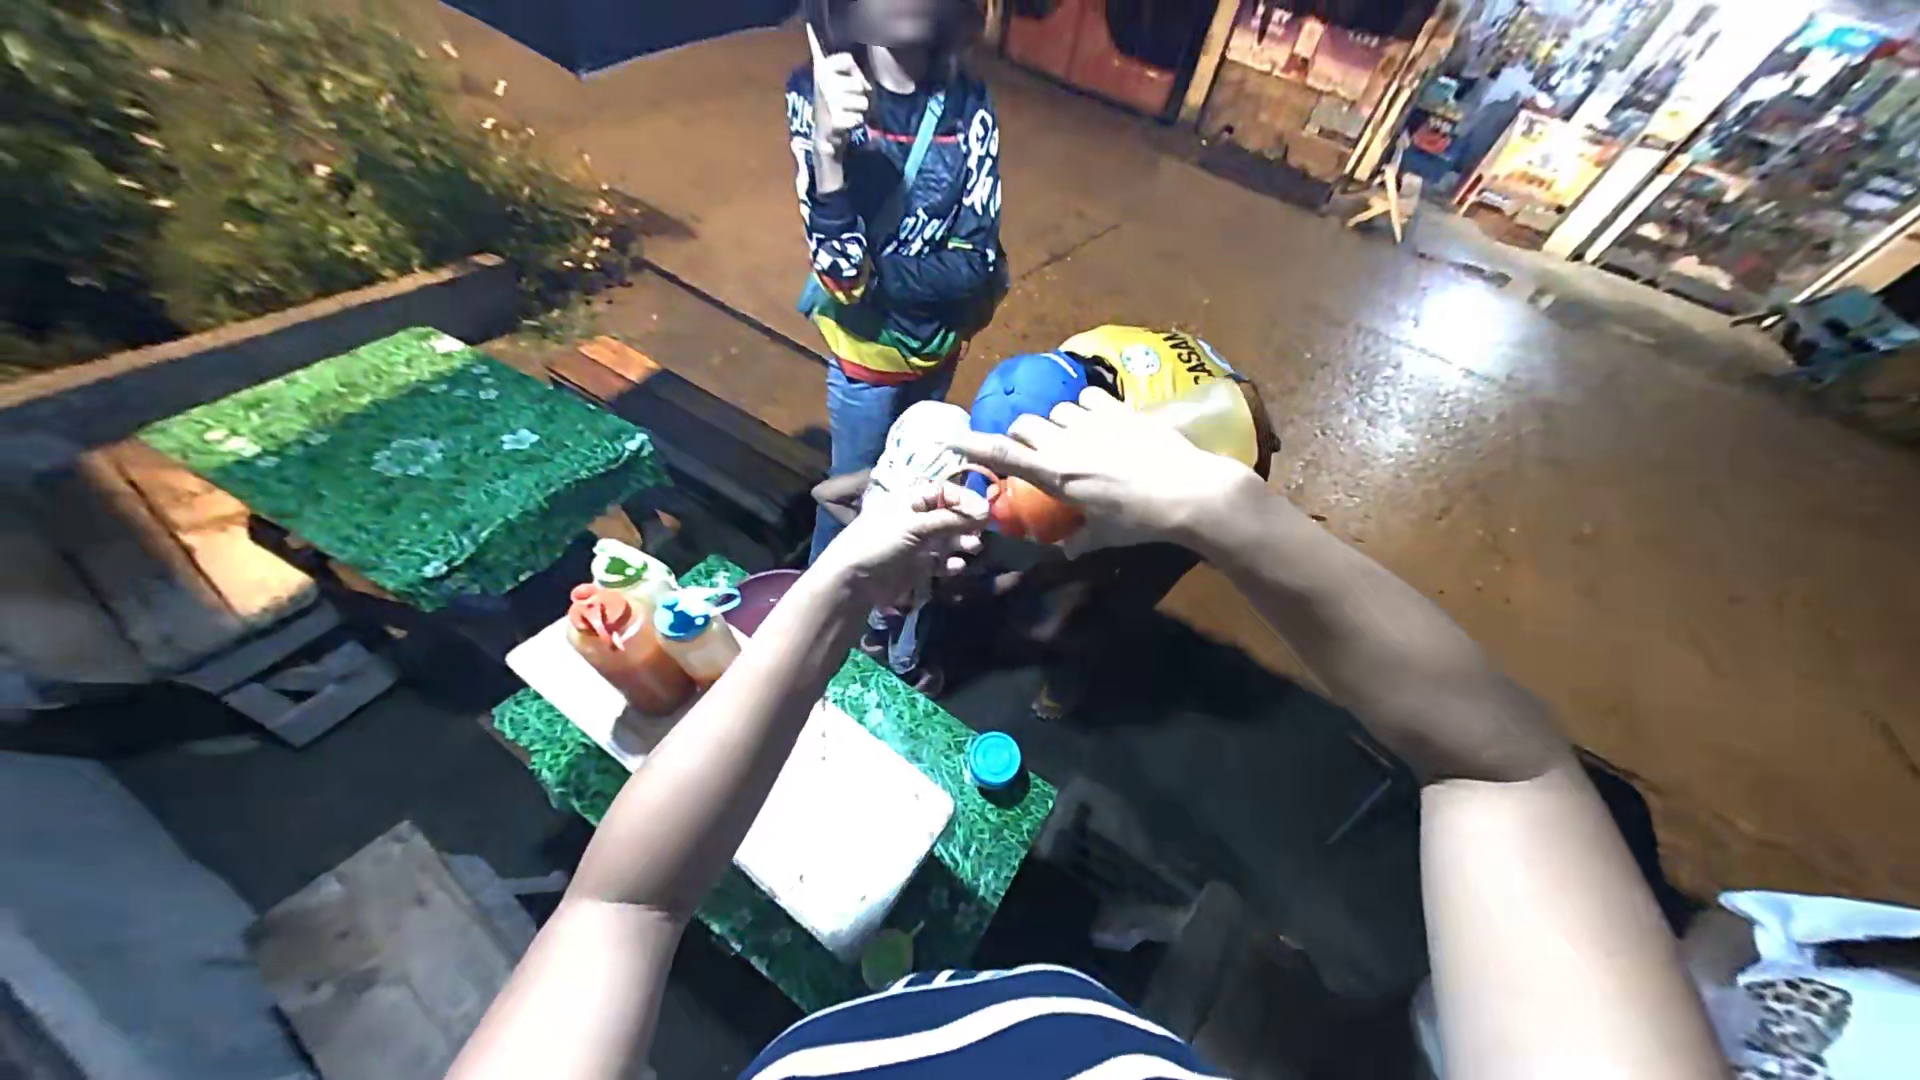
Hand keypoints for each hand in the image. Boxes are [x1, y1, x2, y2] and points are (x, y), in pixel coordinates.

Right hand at [808, 24, 870, 158]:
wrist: (823, 133)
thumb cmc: (833, 104)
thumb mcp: (835, 79)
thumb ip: (851, 70)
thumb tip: (867, 86)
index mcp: (821, 68)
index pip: (847, 59)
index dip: (856, 72)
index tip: (851, 81)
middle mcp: (823, 82)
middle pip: (859, 84)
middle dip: (860, 96)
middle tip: (848, 103)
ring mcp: (828, 101)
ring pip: (862, 102)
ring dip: (859, 110)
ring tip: (848, 113)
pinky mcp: (835, 120)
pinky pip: (858, 118)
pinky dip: (855, 122)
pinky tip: (846, 124)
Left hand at [811, 482, 987, 608]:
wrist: (853, 581)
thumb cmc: (879, 542)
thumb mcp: (914, 526)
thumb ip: (950, 519)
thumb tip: (986, 511)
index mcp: (911, 499)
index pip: (946, 492)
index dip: (967, 500)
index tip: (986, 511)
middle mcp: (917, 518)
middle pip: (951, 516)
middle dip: (968, 524)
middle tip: (982, 532)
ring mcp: (919, 542)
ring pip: (950, 539)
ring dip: (963, 544)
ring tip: (972, 549)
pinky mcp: (919, 565)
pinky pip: (943, 561)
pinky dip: (952, 563)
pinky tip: (956, 567)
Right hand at [947, 387, 1263, 551]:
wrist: (1189, 491)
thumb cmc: (1140, 520)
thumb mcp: (1105, 535)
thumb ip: (1080, 540)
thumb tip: (1066, 549)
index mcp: (1055, 474)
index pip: (1003, 455)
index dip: (975, 445)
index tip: (954, 439)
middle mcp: (1065, 442)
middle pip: (1023, 425)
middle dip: (1021, 435)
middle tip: (1034, 450)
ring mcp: (1092, 421)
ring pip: (1055, 409)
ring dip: (1055, 423)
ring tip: (1073, 436)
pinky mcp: (1119, 408)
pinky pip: (1087, 396)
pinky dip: (1084, 407)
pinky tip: (1098, 418)